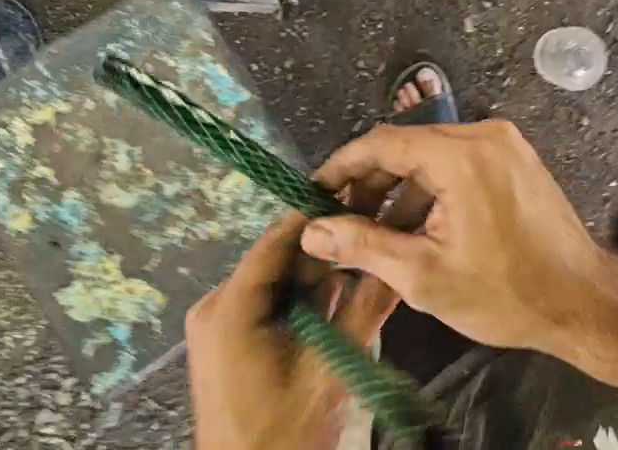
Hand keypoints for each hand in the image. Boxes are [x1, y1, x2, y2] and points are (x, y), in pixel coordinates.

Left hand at [187, 214, 396, 449]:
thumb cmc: (283, 436)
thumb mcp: (331, 370)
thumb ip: (366, 309)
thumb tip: (401, 261)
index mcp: (228, 307)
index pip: (277, 240)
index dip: (318, 213)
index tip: (359, 192)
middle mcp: (216, 306)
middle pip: (280, 259)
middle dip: (326, 246)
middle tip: (371, 226)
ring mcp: (221, 326)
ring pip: (280, 281)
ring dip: (320, 273)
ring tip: (365, 252)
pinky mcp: (230, 343)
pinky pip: (272, 304)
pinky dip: (305, 298)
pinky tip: (343, 291)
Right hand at [300, 120, 607, 353]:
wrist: (584, 301)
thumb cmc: (504, 292)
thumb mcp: (423, 275)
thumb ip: (362, 244)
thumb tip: (311, 231)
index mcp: (460, 154)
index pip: (383, 142)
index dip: (342, 166)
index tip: (313, 192)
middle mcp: (483, 134)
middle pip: (408, 146)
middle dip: (369, 182)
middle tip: (338, 220)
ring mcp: (503, 143)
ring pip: (431, 155)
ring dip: (399, 189)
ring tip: (369, 232)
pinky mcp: (514, 159)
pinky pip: (458, 163)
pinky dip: (430, 190)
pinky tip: (412, 227)